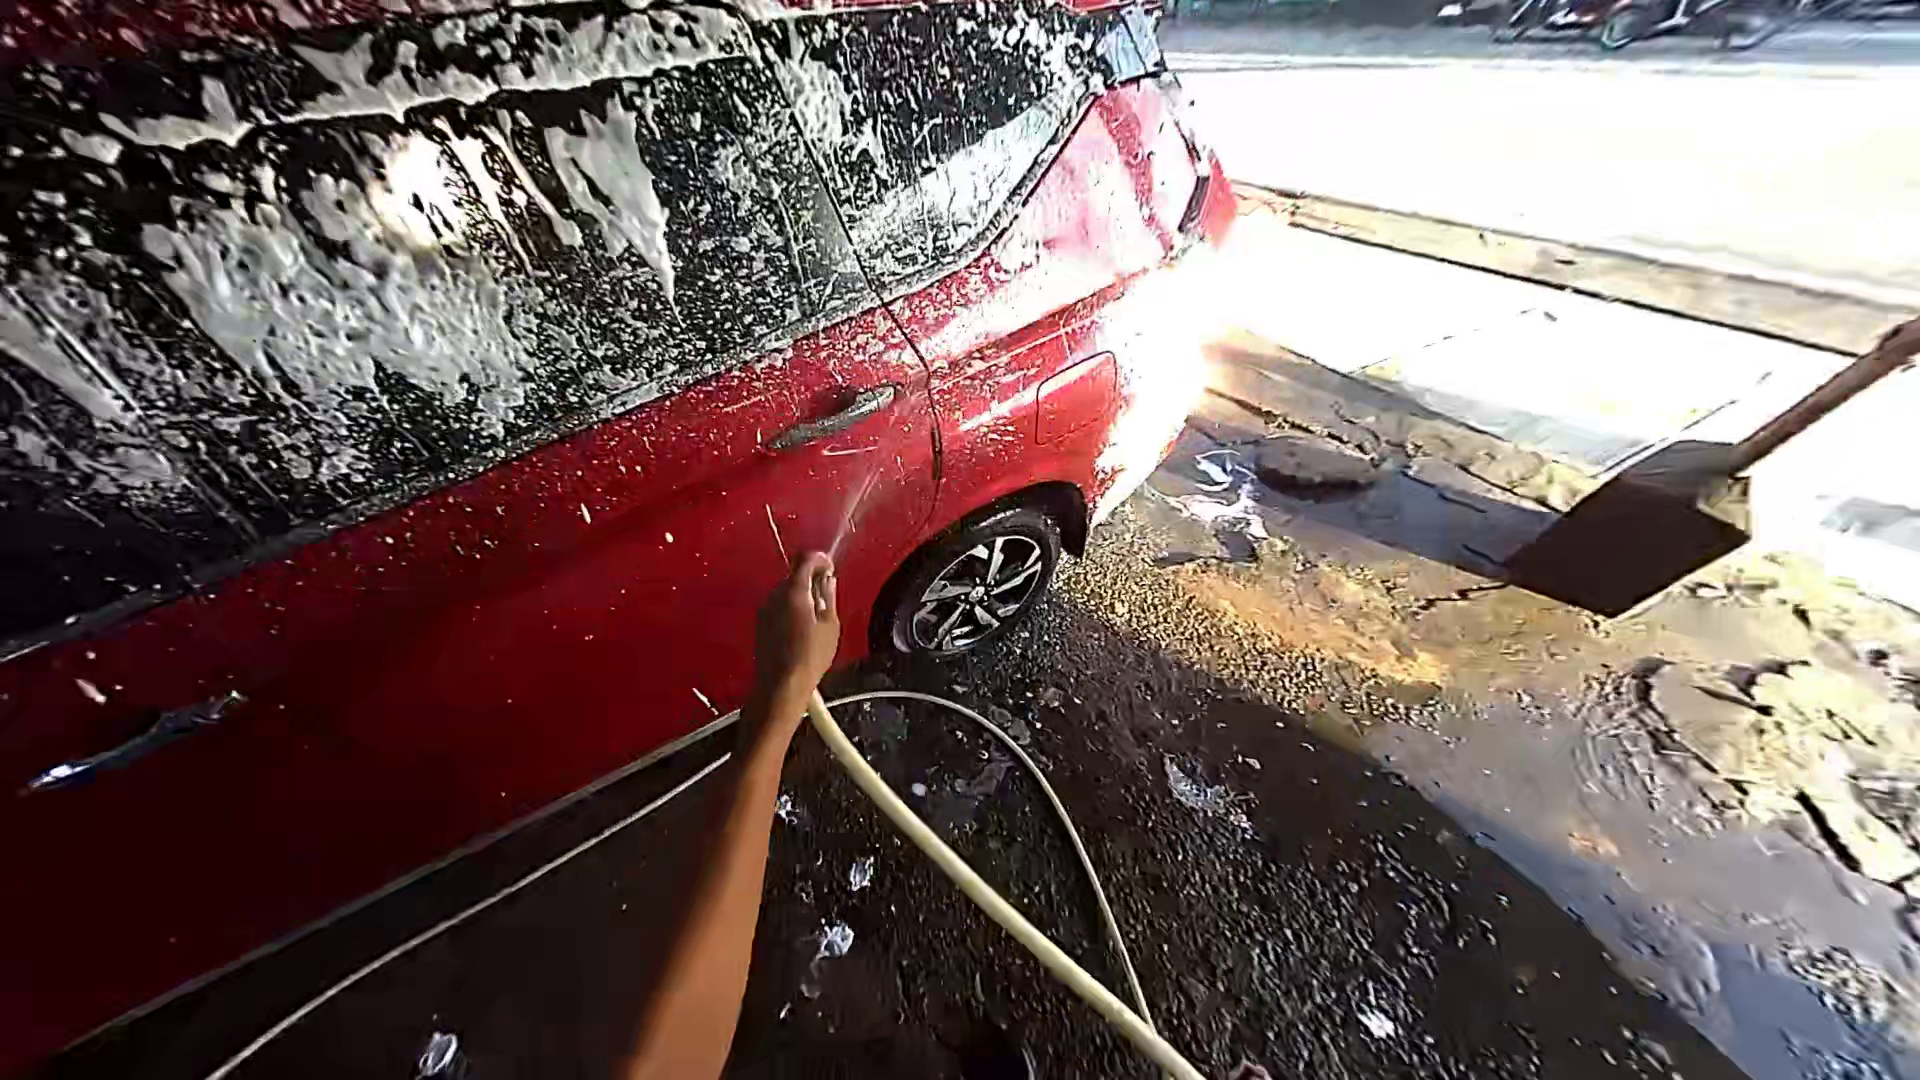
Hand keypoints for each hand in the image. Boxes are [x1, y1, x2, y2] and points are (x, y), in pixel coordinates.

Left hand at [753, 552, 838, 710]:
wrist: (781, 685)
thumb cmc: (811, 656)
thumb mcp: (830, 625)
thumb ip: (828, 596)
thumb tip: (828, 579)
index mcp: (794, 591)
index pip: (804, 558)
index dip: (820, 558)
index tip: (831, 570)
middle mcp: (775, 595)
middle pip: (794, 574)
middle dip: (812, 579)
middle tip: (827, 596)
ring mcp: (765, 608)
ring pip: (787, 590)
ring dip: (802, 594)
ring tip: (816, 617)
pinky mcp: (761, 622)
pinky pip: (779, 605)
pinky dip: (792, 607)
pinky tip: (802, 628)